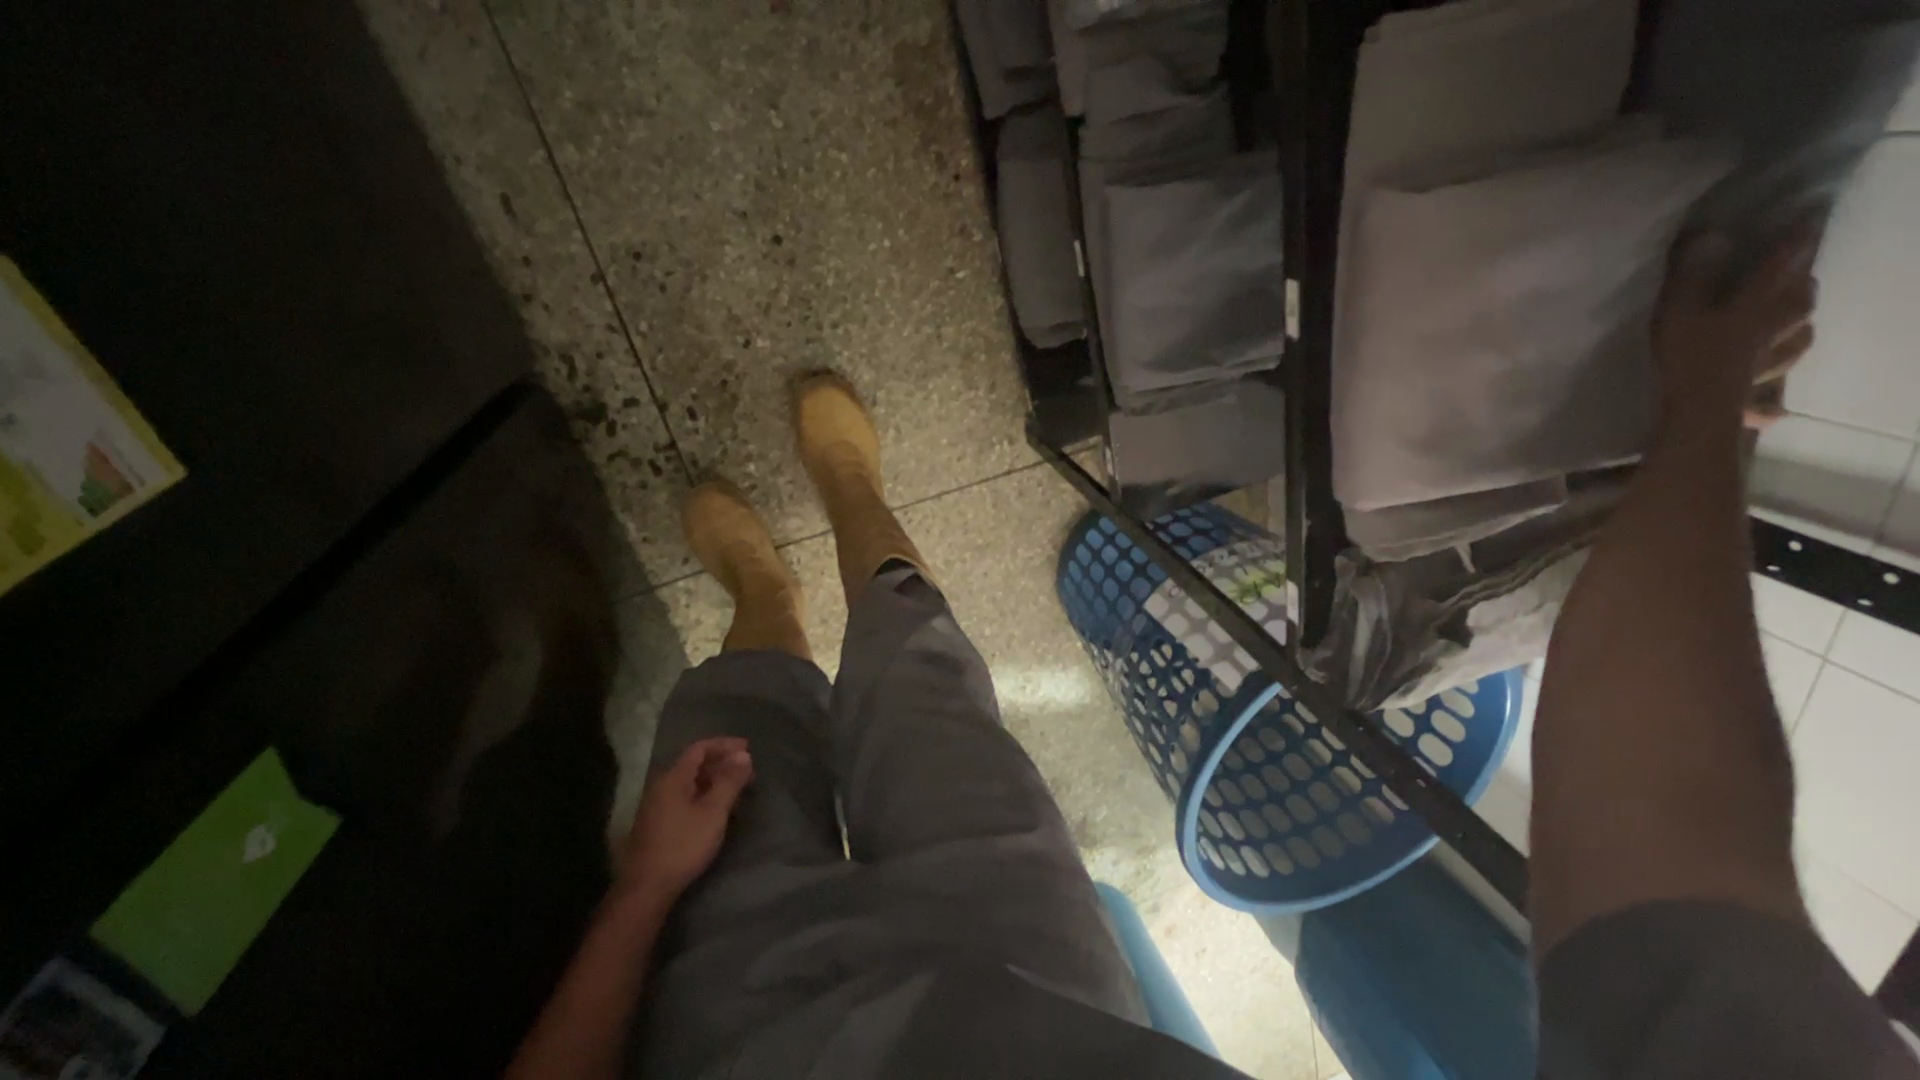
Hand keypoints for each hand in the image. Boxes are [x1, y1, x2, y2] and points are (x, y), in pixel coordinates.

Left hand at [615, 738, 753, 907]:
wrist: (647, 886)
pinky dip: (704, 795)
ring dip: (714, 780)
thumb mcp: (713, 812)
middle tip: (747, 771)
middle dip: (722, 763)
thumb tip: (743, 754)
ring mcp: (657, 805)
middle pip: (693, 764)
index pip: (699, 748)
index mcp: (673, 778)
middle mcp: (662, 786)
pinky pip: (684, 797)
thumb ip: (729, 781)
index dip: (724, 745)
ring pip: (689, 782)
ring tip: (737, 788)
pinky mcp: (657, 823)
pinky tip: (717, 809)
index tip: (748, 748)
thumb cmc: (683, 845)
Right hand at [1652, 226, 1818, 427]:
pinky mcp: (1760, 383)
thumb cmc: (1688, 354)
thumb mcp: (1677, 309)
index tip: (1807, 219)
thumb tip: (1712, 235)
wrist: (1701, 410)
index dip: (1795, 240)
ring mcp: (1771, 356)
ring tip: (1797, 317)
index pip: (1782, 263)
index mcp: (1756, 302)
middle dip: (1802, 281)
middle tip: (1799, 273)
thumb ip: (1692, 273)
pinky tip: (1780, 370)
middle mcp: (1774, 325)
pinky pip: (1782, 369)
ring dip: (1801, 321)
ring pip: (1800, 331)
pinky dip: (1784, 363)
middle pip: (1801, 298)